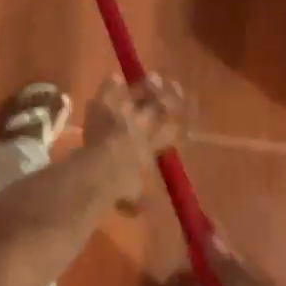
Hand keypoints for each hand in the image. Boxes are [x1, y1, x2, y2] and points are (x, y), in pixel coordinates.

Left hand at [83, 75, 184, 204]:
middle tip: (171, 83)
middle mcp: (143, 125)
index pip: (172, 128)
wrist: (101, 169)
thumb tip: (139, 207)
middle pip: (160, 104)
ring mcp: (125, 111)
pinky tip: (115, 78)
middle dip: (167, 94)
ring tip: (152, 78)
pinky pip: (110, 87)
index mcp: (153, 146)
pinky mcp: (105, 103)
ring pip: (140, 92)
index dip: (179, 118)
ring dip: (146, 86)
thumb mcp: (133, 200)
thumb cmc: (121, 187)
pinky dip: (113, 83)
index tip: (184, 114)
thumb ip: (137, 200)